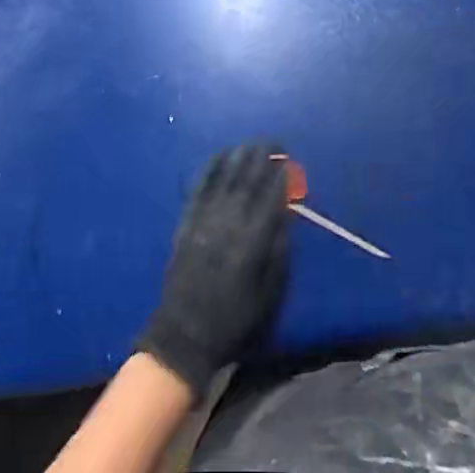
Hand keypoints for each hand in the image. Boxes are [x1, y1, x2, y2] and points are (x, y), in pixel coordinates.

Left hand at [136, 146, 288, 397]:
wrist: (186, 330)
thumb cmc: (236, 318)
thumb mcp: (270, 292)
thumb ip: (279, 252)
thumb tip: (286, 216)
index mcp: (253, 244)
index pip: (270, 201)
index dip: (280, 179)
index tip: (288, 163)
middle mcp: (229, 224)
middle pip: (247, 183)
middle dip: (261, 160)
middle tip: (272, 143)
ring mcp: (204, 219)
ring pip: (223, 179)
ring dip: (237, 158)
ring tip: (249, 143)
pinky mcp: (186, 220)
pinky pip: (199, 187)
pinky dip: (209, 169)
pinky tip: (218, 156)